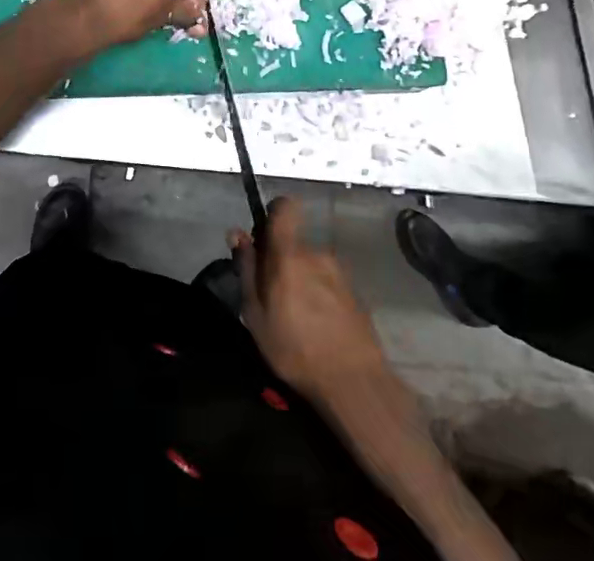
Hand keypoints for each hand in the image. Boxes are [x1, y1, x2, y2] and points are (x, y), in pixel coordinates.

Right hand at [233, 196, 390, 399]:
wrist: (355, 383)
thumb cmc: (294, 348)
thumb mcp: (255, 312)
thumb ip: (247, 268)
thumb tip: (237, 234)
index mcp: (289, 255)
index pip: (285, 209)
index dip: (272, 213)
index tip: (261, 238)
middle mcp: (317, 255)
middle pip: (292, 244)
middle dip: (278, 261)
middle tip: (268, 295)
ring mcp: (340, 274)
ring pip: (309, 265)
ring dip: (298, 280)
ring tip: (292, 316)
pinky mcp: (355, 294)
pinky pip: (326, 282)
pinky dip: (316, 295)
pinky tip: (314, 325)